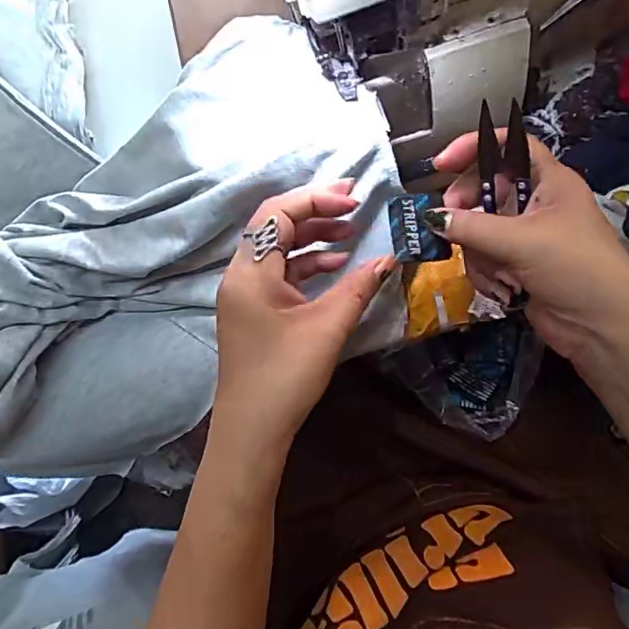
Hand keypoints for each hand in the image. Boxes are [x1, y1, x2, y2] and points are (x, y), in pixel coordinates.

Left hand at [213, 180, 395, 450]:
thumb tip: (389, 258)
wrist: (252, 430)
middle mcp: (240, 276)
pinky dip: (306, 266)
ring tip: (351, 235)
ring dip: (312, 239)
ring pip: (277, 251)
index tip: (354, 199)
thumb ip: (358, 286)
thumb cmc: (286, 375)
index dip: (316, 199)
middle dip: (315, 213)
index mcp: (249, 272)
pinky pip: (279, 275)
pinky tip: (335, 268)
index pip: (276, 213)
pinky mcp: (253, 313)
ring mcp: (244, 296)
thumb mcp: (327, 327)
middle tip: (355, 208)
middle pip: (273, 227)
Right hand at [427, 129, 628, 359]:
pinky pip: (482, 258)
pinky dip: (485, 274)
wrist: (603, 326)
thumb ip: (471, 226)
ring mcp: (525, 236)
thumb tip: (432, 218)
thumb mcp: (521, 241)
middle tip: (449, 224)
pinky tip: (503, 289)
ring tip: (498, 272)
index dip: (475, 147)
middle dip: (467, 212)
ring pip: (478, 229)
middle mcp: (535, 204)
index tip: (441, 165)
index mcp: (549, 182)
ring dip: (479, 253)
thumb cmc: (575, 268)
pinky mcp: (516, 265)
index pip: (509, 146)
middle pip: (484, 191)